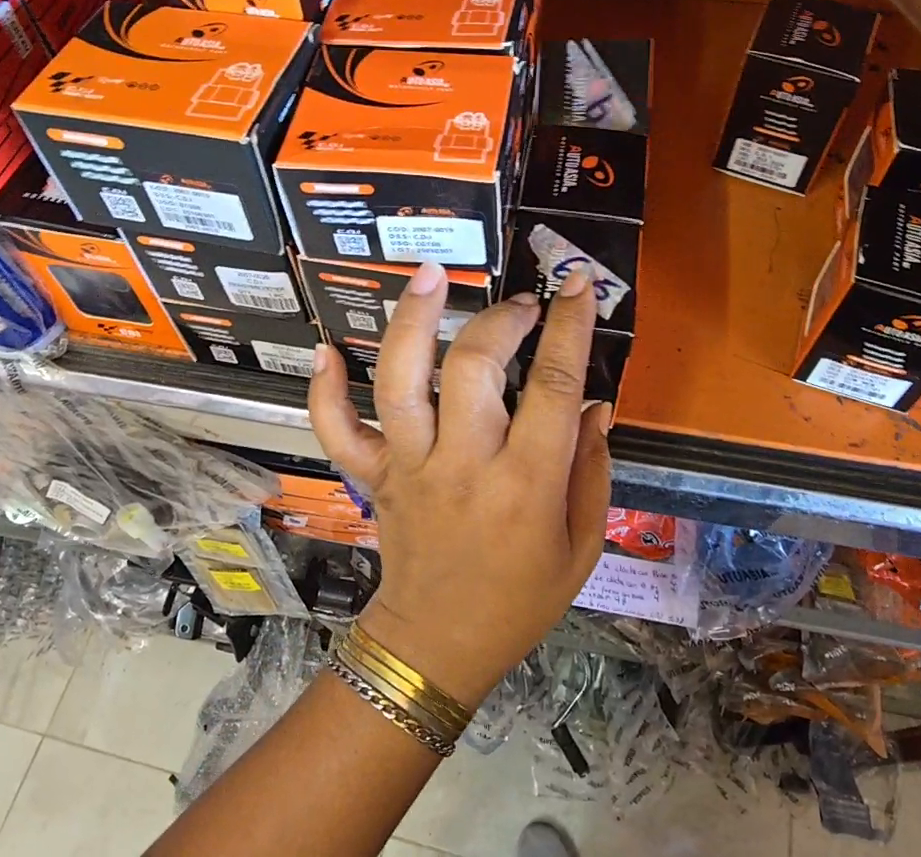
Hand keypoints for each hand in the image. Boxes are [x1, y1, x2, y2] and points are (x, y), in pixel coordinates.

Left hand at [307, 262, 612, 706]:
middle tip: (521, 302)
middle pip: (473, 369)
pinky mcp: (373, 478)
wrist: (439, 645)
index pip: (552, 386)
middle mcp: (463, 465)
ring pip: (401, 384)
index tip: (575, 286)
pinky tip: (327, 350)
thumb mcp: (580, 548)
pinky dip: (325, 391)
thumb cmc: (520, 600)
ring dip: (412, 322)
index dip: (568, 327)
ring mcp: (410, 469)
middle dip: (499, 320)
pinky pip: (339, 431)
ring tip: (430, 275)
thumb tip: (594, 404)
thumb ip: (591, 471)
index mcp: (525, 484)